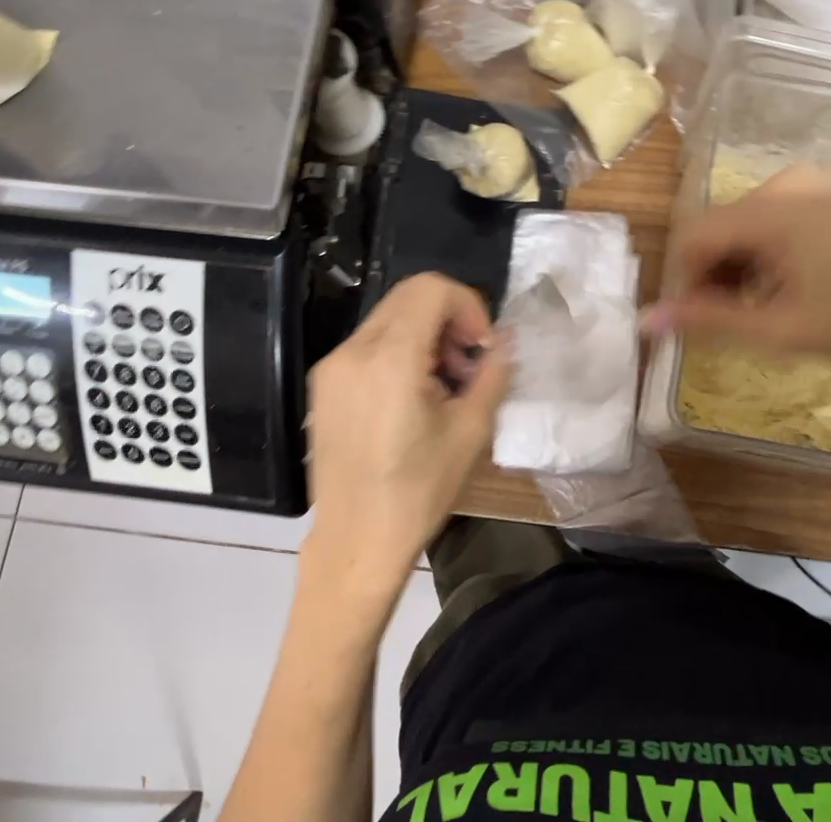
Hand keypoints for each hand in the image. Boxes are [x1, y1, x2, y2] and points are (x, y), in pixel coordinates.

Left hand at [305, 273, 510, 579]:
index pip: (432, 288)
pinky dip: (399, 352)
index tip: (480, 348)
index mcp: (390, 358)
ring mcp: (332, 365)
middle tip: (467, 367)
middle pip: (409, 297)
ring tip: (443, 387)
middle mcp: (353, 350)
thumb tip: (507, 339)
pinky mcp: (323, 384)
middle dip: (448, 320)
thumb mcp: (471, 431)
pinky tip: (413, 398)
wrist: (355, 541)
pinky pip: (368, 344)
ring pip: (389, 318)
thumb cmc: (418, 492)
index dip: (468, 307)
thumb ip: (494, 372)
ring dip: (425, 336)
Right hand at [643, 165, 830, 359]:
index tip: (704, 323)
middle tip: (739, 322)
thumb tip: (646, 321)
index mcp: (767, 210)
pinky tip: (796, 286)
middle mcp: (783, 185)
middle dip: (716, 276)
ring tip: (772, 309)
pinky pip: (775, 220)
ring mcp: (811, 186)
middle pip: (717, 229)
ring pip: (745, 226)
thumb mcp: (781, 328)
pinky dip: (769, 254)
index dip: (687, 283)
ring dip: (742, 268)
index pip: (691, 238)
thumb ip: (709, 321)